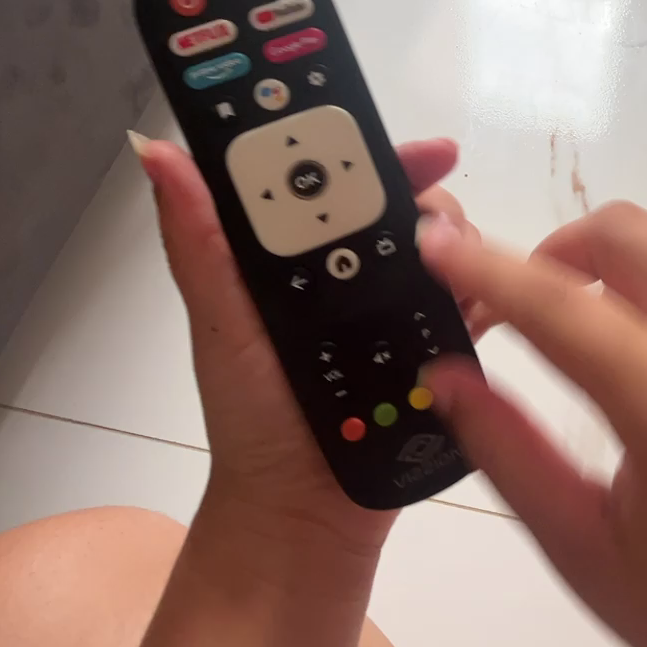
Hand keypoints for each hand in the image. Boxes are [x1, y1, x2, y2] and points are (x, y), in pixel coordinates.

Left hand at [132, 133, 481, 561]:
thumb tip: (156, 151)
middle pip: (396, 205)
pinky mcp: (431, 343)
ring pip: (439, 247)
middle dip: (423, 193)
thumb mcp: (221, 324)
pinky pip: (466, 299)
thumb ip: (200, 245)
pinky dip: (482, 286)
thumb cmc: (254, 417)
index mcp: (295, 258)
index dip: (360, 146)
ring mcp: (394, 308)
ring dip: (456, 240)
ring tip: (461, 262)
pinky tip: (489, 290)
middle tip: (438, 204)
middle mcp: (348, 274)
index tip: (401, 136)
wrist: (309, 510)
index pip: (329, 180)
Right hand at [417, 203, 646, 646]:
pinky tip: (640, 331)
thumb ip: (506, 450)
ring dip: (608, 250)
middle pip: (626, 232)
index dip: (486, 268)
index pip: (560, 306)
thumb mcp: (584, 549)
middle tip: (515, 301)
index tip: (436, 244)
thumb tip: (448, 376)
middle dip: (551, 247)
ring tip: (574, 308)